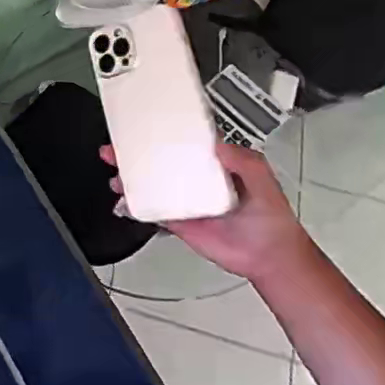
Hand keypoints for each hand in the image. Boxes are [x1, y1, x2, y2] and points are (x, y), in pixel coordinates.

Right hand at [102, 142, 314, 283]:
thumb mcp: (261, 176)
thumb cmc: (270, 217)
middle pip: (158, 163)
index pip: (182, 145)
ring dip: (130, 179)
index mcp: (213, 164)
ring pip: (151, 186)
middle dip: (134, 155)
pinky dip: (136, 206)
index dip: (161, 136)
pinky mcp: (179, 223)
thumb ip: (241, 158)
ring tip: (115, 175)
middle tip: (114, 150)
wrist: (269, 257)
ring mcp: (185, 201)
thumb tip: (216, 143)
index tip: (142, 128)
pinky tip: (124, 200)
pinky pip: (154, 212)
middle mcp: (196, 180)